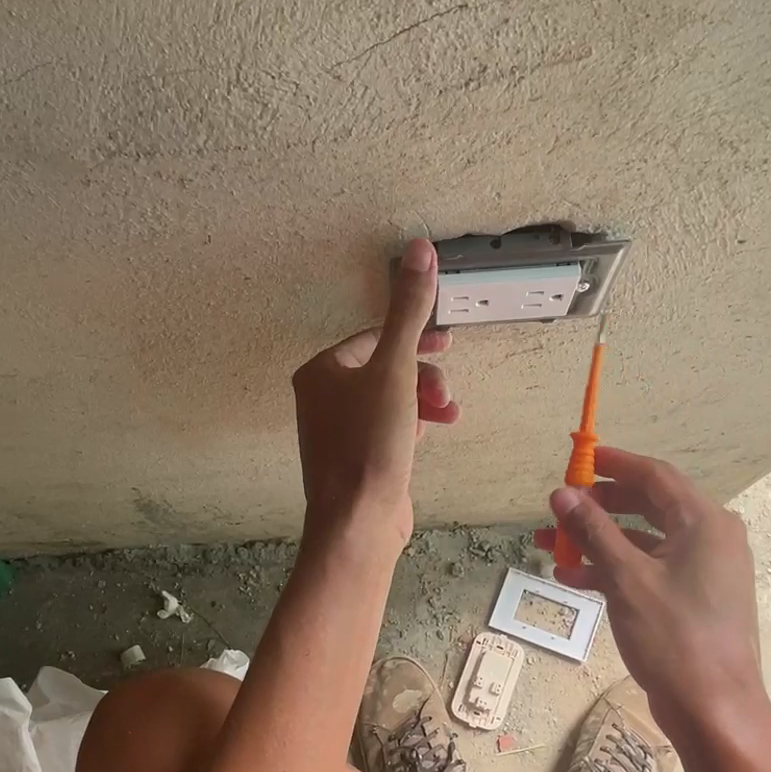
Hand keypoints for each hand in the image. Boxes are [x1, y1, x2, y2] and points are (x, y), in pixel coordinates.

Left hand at [292, 238, 458, 550]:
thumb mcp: (396, 370)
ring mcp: (338, 433)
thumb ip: (409, 312)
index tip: (446, 343)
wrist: (358, 521)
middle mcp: (323, 400)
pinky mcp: (356, 461)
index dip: (413, 337)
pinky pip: (388, 429)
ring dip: (424, 400)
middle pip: (384, 369)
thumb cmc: (368, 445)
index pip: (373, 338)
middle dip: (422, 375)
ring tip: (448, 413)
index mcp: (321, 372)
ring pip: (390, 400)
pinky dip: (413, 425)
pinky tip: (430, 434)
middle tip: (444, 390)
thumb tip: (420, 250)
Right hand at [534, 447, 770, 741]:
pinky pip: (649, 569)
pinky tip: (574, 578)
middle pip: (648, 505)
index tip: (580, 458)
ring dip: (599, 541)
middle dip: (600, 506)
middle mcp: (710, 537)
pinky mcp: (693, 597)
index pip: (655, 476)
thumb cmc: (674, 637)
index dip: (615, 464)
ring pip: (643, 540)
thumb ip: (593, 531)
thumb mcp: (626, 579)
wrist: (714, 709)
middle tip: (561, 506)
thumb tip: (562, 493)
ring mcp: (703, 569)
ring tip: (551, 545)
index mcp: (704, 522)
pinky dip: (614, 569)